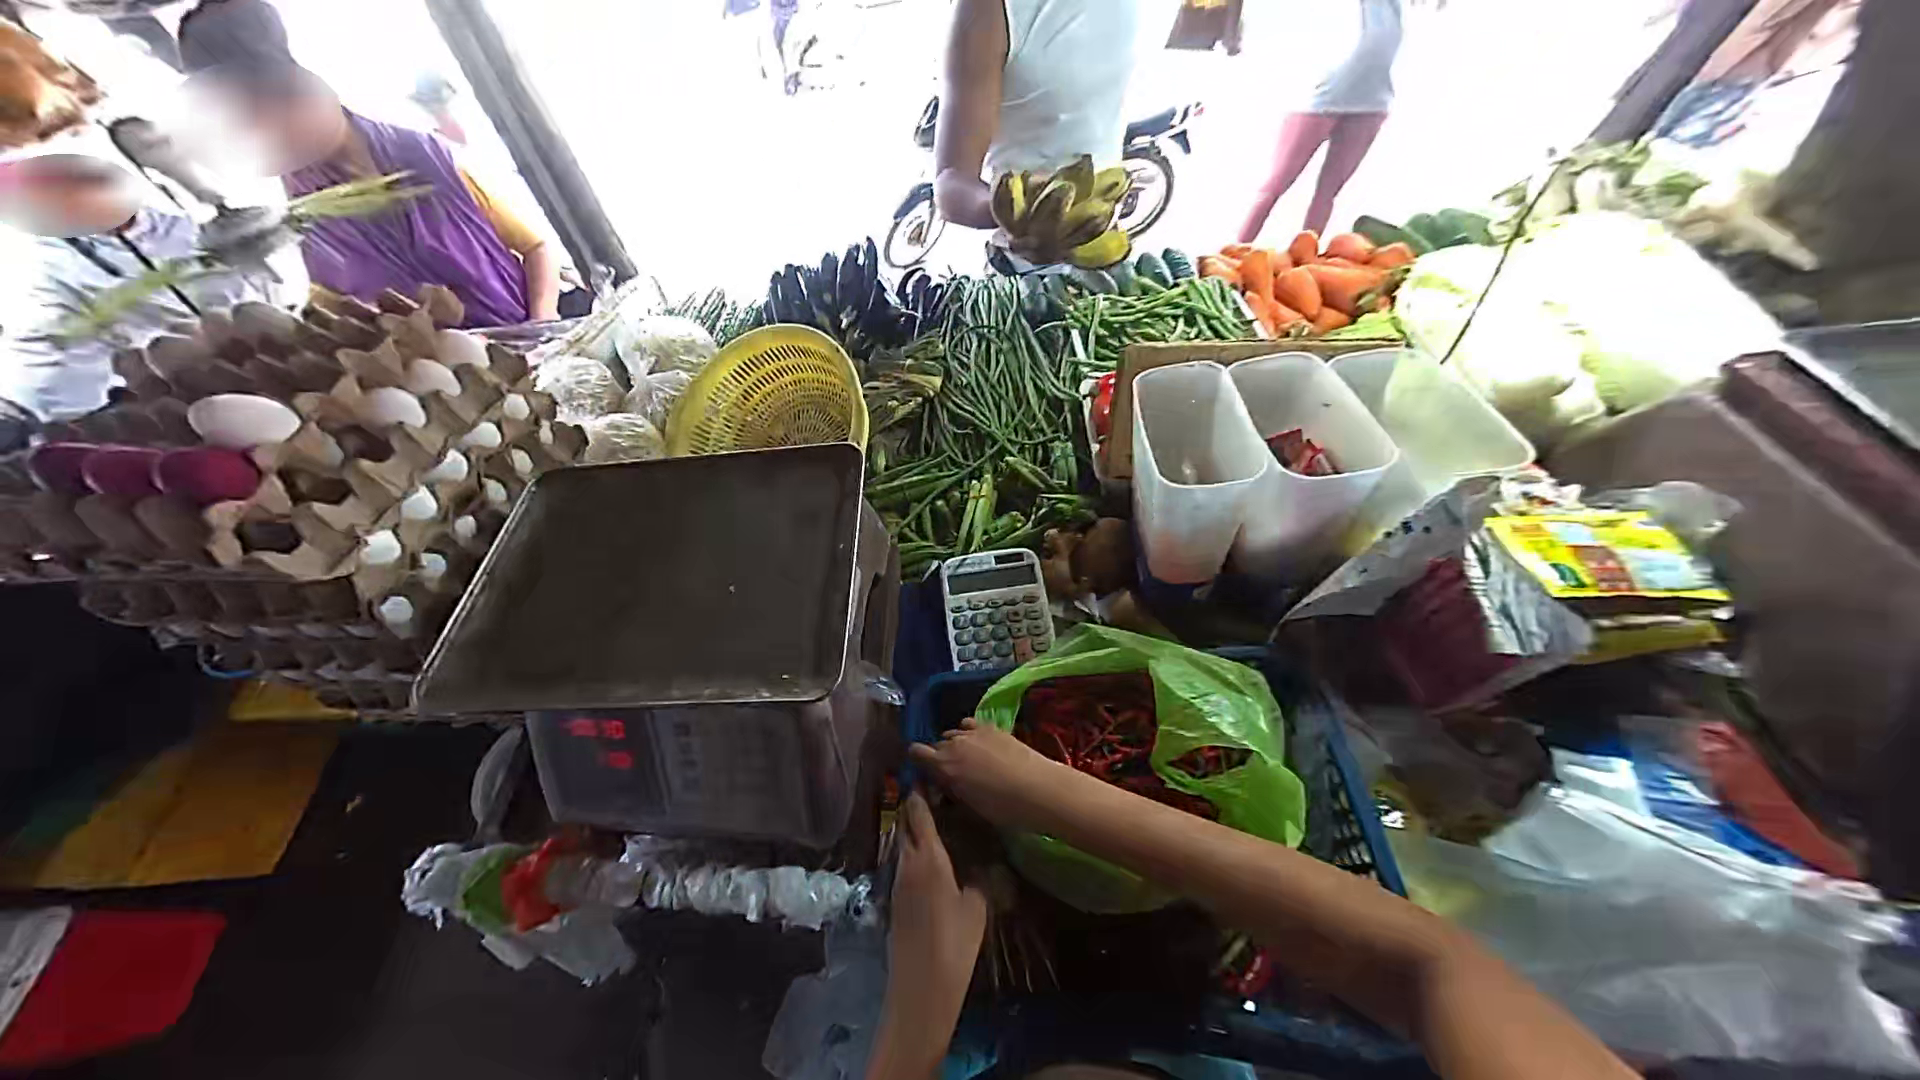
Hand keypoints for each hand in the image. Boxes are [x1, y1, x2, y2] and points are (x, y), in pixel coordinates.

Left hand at [888, 792, 987, 1009]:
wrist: (920, 988)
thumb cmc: (954, 944)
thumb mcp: (977, 909)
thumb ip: (979, 880)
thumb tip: (985, 866)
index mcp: (928, 857)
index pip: (918, 812)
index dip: (920, 790)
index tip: (927, 772)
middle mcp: (908, 862)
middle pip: (904, 823)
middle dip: (914, 804)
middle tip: (935, 792)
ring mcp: (897, 881)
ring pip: (902, 841)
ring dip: (912, 827)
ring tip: (934, 819)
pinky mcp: (894, 898)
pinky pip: (902, 861)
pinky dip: (912, 848)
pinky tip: (930, 856)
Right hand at [908, 717, 1076, 830]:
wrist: (1037, 788)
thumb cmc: (1002, 807)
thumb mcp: (970, 805)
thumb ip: (951, 790)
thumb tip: (942, 784)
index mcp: (944, 765)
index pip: (916, 752)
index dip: (918, 761)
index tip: (925, 773)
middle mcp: (954, 743)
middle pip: (936, 744)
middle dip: (939, 756)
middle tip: (951, 773)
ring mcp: (973, 732)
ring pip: (953, 733)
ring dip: (955, 744)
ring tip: (968, 759)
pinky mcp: (991, 727)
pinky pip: (969, 724)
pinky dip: (969, 732)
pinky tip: (978, 743)